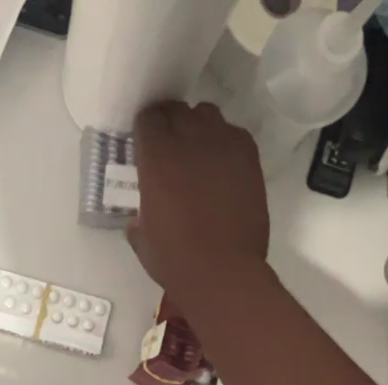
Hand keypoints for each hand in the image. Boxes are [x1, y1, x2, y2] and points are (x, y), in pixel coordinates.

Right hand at [127, 101, 270, 305]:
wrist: (223, 272)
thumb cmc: (176, 260)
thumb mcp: (143, 240)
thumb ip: (139, 219)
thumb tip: (140, 217)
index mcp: (156, 157)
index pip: (148, 118)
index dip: (146, 129)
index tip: (146, 144)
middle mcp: (189, 140)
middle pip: (177, 110)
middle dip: (170, 123)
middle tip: (171, 147)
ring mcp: (223, 144)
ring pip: (207, 114)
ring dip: (199, 127)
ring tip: (198, 152)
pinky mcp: (249, 156)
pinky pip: (234, 133)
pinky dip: (225, 142)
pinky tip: (222, 165)